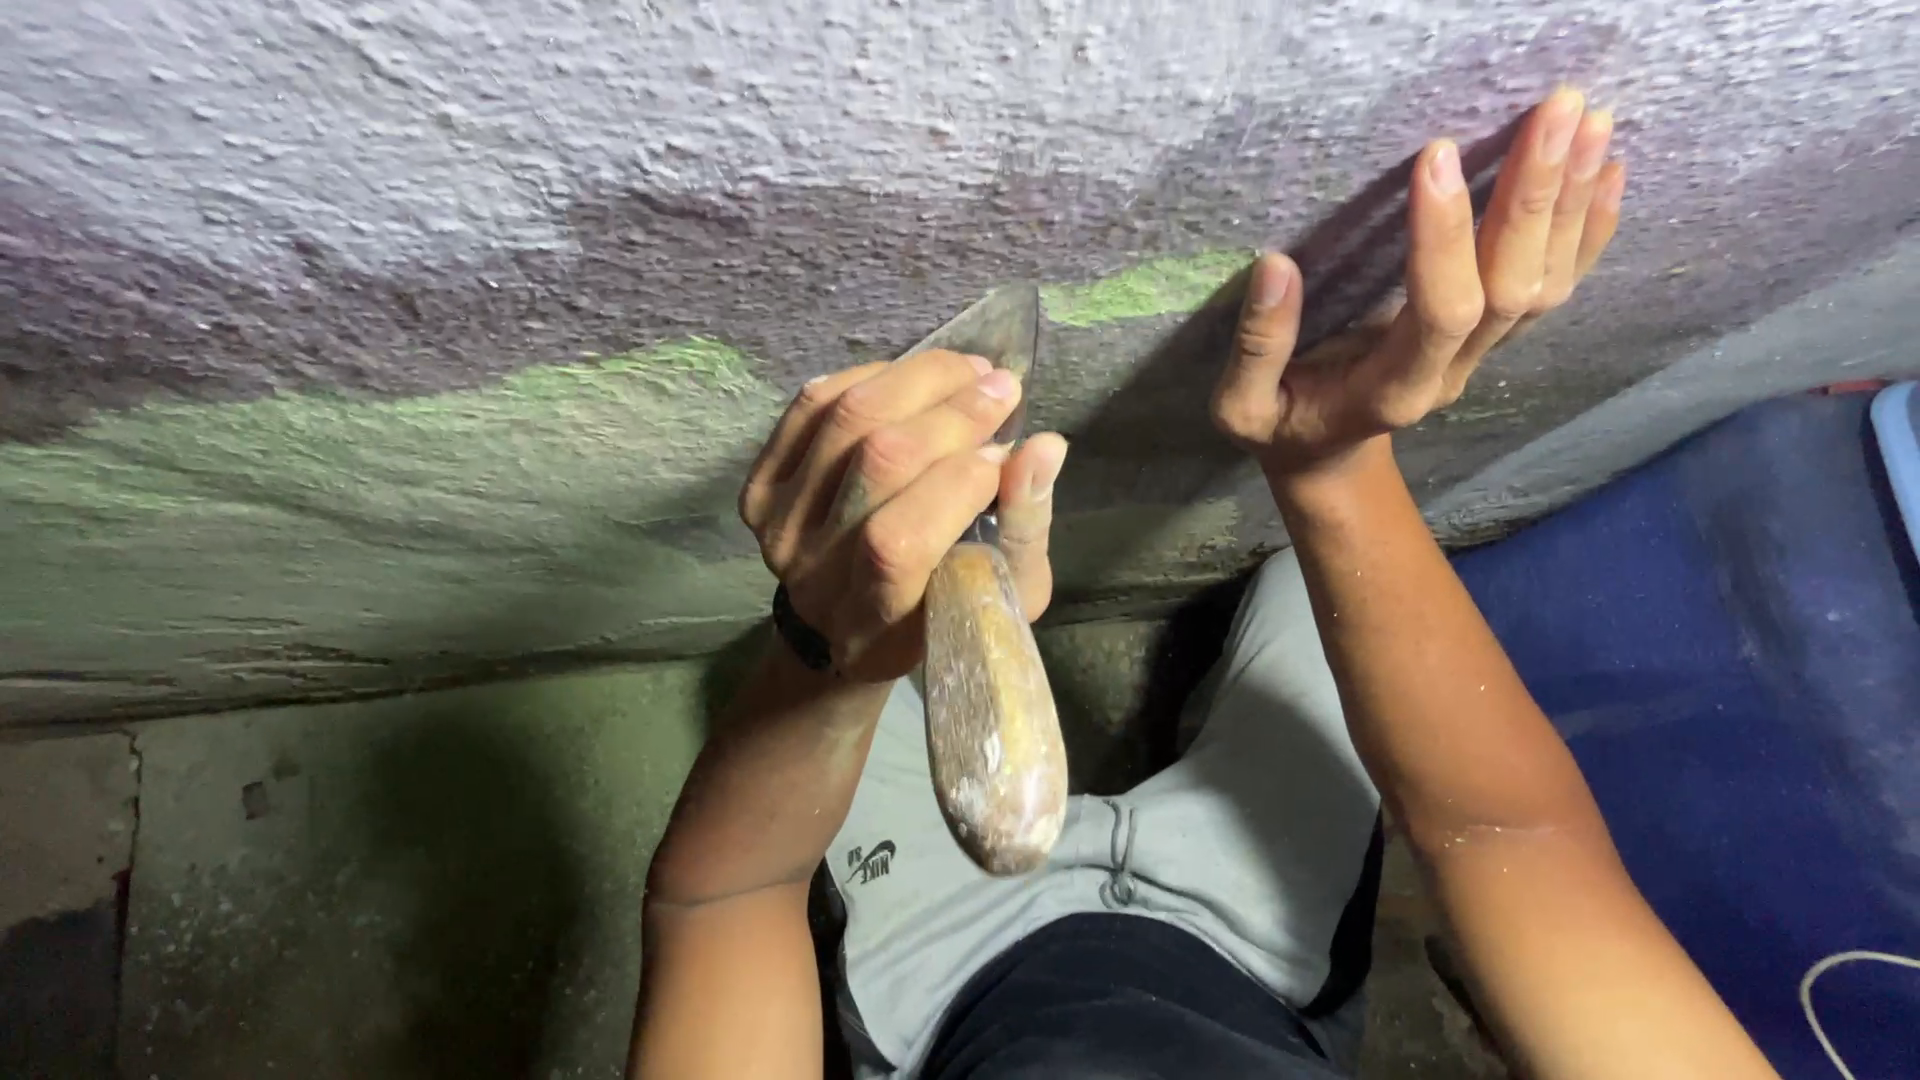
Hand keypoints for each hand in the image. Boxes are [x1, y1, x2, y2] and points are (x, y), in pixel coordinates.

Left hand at [739, 350, 1069, 682]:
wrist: (843, 627)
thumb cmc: (938, 616)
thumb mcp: (1002, 594)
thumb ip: (1025, 526)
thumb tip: (1044, 445)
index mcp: (874, 616)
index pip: (898, 539)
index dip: (960, 482)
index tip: (1007, 452)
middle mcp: (813, 569)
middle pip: (876, 462)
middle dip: (951, 413)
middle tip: (1001, 388)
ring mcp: (778, 522)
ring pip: (844, 420)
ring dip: (915, 379)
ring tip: (966, 371)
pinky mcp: (760, 486)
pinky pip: (809, 406)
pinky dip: (867, 377)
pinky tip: (910, 377)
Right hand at [1213, 87, 1624, 484]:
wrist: (1324, 456)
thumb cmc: (1278, 429)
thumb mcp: (1240, 408)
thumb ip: (1255, 348)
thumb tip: (1276, 266)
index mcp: (1390, 391)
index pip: (1440, 311)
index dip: (1443, 237)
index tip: (1434, 157)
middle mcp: (1449, 375)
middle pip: (1513, 288)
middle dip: (1534, 198)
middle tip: (1555, 110)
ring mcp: (1477, 360)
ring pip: (1545, 284)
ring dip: (1569, 202)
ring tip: (1588, 119)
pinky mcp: (1486, 342)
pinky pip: (1552, 289)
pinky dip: (1587, 230)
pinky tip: (1606, 173)